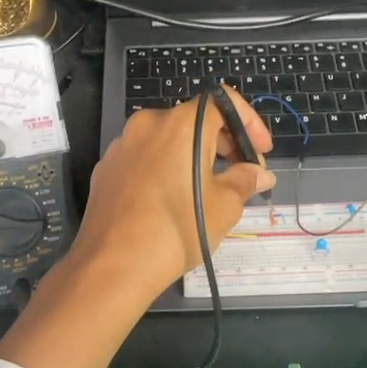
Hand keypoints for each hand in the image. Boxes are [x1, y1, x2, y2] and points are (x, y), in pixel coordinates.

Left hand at [67, 90, 274, 299]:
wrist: (113, 265)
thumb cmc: (178, 229)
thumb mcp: (224, 206)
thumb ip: (245, 180)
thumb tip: (259, 172)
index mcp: (181, 124)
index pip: (223, 102)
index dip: (249, 122)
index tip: (259, 151)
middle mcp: (148, 124)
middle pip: (194, 119)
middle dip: (223, 142)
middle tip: (241, 173)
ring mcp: (122, 145)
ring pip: (167, 140)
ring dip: (193, 156)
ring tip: (209, 189)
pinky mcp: (107, 168)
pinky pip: (146, 158)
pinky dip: (166, 168)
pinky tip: (173, 200)